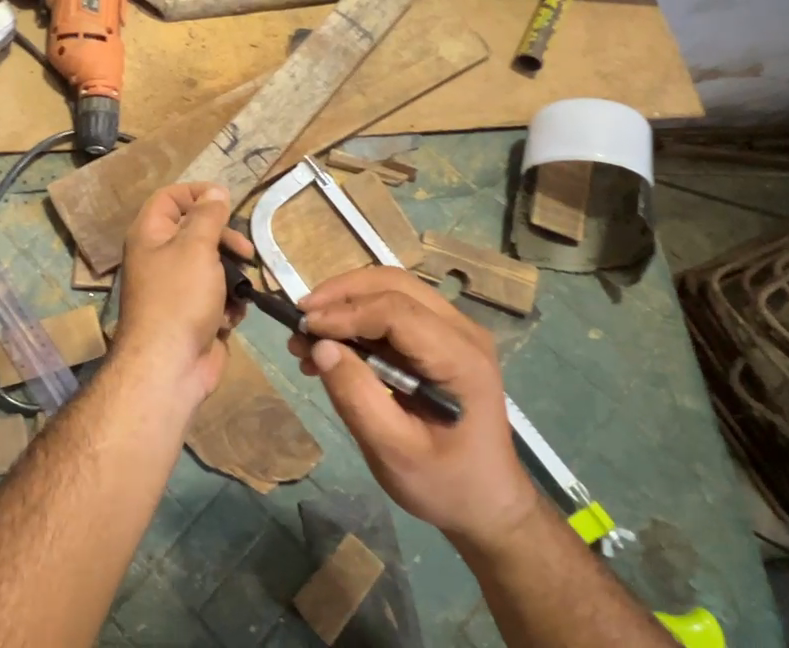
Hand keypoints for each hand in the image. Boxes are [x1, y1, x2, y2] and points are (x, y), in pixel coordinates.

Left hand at [114, 183, 253, 404]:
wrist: (170, 365)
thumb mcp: (196, 246)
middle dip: (225, 240)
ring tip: (243, 289)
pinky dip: (228, 304)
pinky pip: (216, 297)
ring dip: (232, 276)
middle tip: (245, 251)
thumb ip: (208, 216)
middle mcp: (159, 258)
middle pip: (196, 232)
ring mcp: (175, 289)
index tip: (226, 201)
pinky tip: (232, 316)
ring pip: (211, 266)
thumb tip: (214, 191)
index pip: (169, 198)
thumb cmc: (179, 297)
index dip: (196, 193)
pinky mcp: (192, 315)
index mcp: (150, 235)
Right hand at [287, 267, 539, 548]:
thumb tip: (321, 347)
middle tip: (300, 318)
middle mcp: (463, 333)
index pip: (396, 310)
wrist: (488, 504)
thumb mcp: (394, 452)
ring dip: (346, 303)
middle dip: (341, 294)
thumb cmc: (445, 484)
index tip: (304, 329)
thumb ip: (357, 397)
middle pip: (394, 284)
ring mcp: (455, 332)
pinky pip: (396, 311)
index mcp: (460, 359)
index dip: (345, 313)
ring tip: (308, 336)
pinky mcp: (442, 340)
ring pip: (393, 290)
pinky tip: (332, 347)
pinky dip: (358, 318)